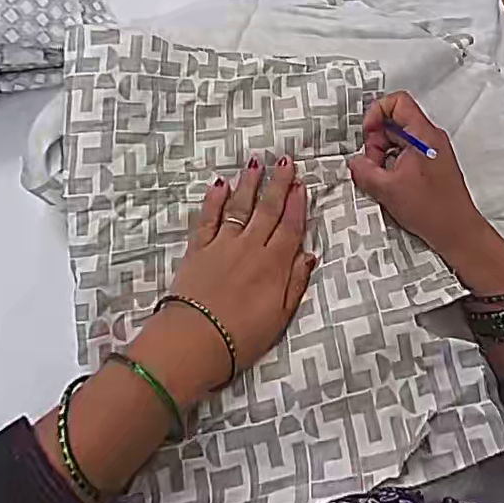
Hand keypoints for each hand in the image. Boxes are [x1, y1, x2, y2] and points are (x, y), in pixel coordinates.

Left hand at [130, 156, 314, 404]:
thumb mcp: (281, 316)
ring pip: (240, 207)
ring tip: (257, 163)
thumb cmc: (242, 337)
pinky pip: (208, 218)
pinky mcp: (198, 249)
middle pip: (268, 210)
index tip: (302, 184)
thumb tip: (308, 255)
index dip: (298, 204)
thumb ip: (295, 283)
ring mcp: (223, 245)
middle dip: (279, 184)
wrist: (195, 340)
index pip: (291, 226)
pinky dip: (214, 200)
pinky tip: (220, 185)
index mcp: (275, 264)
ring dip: (249, 184)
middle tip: (286, 161)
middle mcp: (251, 248)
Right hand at [346, 92, 503, 296]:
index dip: (377, 112)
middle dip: (376, 140)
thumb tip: (355, 162)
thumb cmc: (432, 210)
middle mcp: (431, 138)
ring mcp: (433, 150)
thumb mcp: (386, 189)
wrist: (456, 231)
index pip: (398, 102)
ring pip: (399, 138)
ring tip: (382, 177)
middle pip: (395, 121)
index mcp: (424, 135)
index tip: (368, 132)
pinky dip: (393, 162)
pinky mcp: (432, 163)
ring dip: (383, 154)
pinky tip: (391, 183)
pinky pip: (407, 152)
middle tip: (372, 164)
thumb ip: (364, 170)